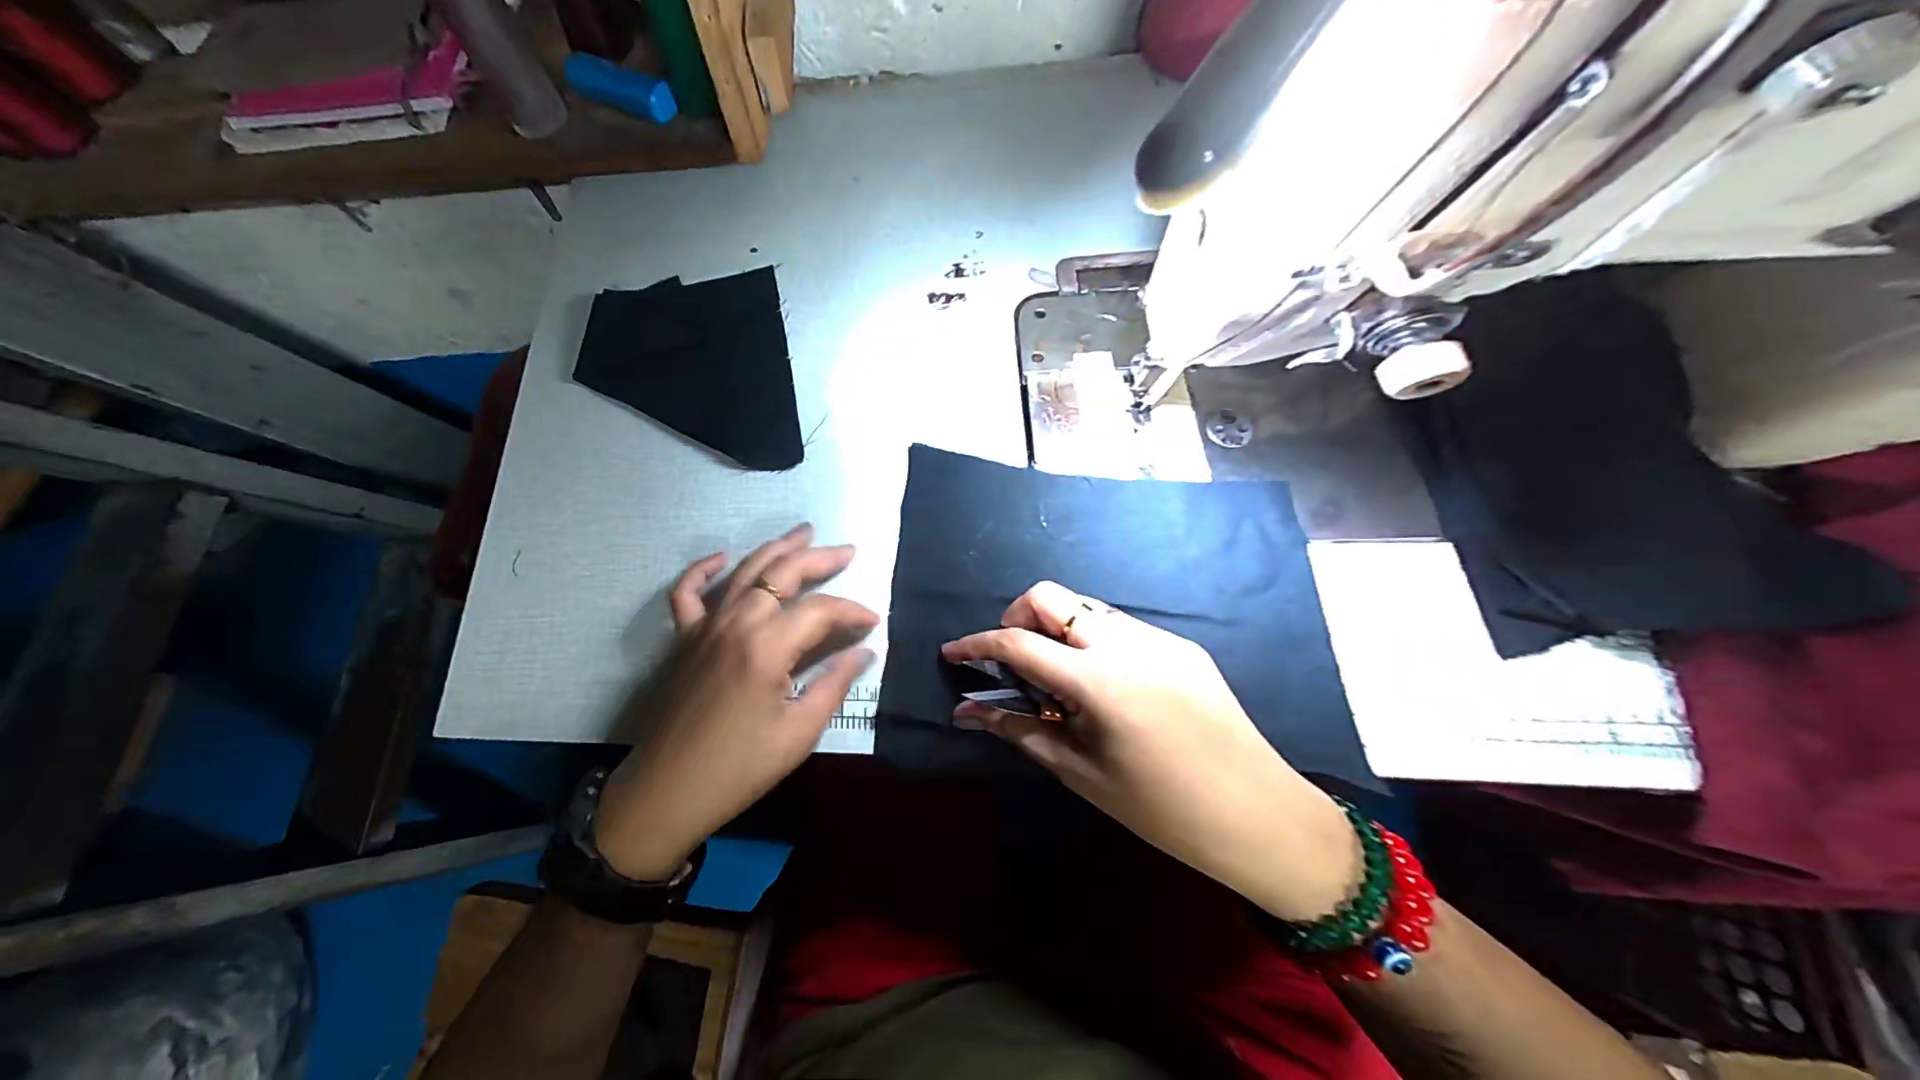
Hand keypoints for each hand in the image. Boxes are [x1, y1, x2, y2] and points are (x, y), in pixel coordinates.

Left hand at [593, 524, 877, 880]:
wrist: (668, 791)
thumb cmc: (740, 768)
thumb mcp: (800, 732)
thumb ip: (834, 683)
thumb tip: (863, 652)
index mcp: (766, 647)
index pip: (819, 610)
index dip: (851, 611)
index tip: (872, 622)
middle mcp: (735, 624)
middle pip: (782, 574)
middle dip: (819, 558)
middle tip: (847, 551)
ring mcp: (704, 627)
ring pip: (743, 572)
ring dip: (775, 549)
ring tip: (803, 533)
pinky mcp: (683, 640)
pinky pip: (687, 593)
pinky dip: (703, 571)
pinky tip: (721, 558)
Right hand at [942, 581, 1359, 920]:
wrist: (1258, 814)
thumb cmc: (1159, 809)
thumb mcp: (1080, 772)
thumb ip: (1019, 731)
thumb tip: (967, 712)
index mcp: (1099, 682)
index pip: (1019, 643)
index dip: (977, 644)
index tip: (954, 653)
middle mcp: (1127, 644)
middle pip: (1050, 596)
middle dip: (1017, 619)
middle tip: (1014, 663)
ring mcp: (1159, 639)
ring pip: (1086, 607)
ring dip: (1057, 628)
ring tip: (1059, 680)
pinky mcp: (1182, 646)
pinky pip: (1121, 626)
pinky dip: (1093, 641)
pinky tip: (1103, 685)